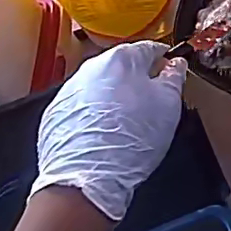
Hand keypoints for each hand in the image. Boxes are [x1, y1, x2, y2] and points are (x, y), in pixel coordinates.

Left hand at [32, 40, 185, 220]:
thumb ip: (175, 76)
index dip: (164, 62)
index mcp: (123, 57)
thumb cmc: (130, 140)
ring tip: (124, 125)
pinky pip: (81, 107)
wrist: (85, 182)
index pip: (151, 48)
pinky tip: (103, 136)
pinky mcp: (54, 116)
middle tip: (149, 105)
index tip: (170, 76)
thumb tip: (176, 65)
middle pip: (123, 66)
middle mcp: (93, 67)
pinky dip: (93, 116)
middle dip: (137, 81)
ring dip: (114, 98)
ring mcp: (70, 91)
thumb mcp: (169, 104)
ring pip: (101, 86)